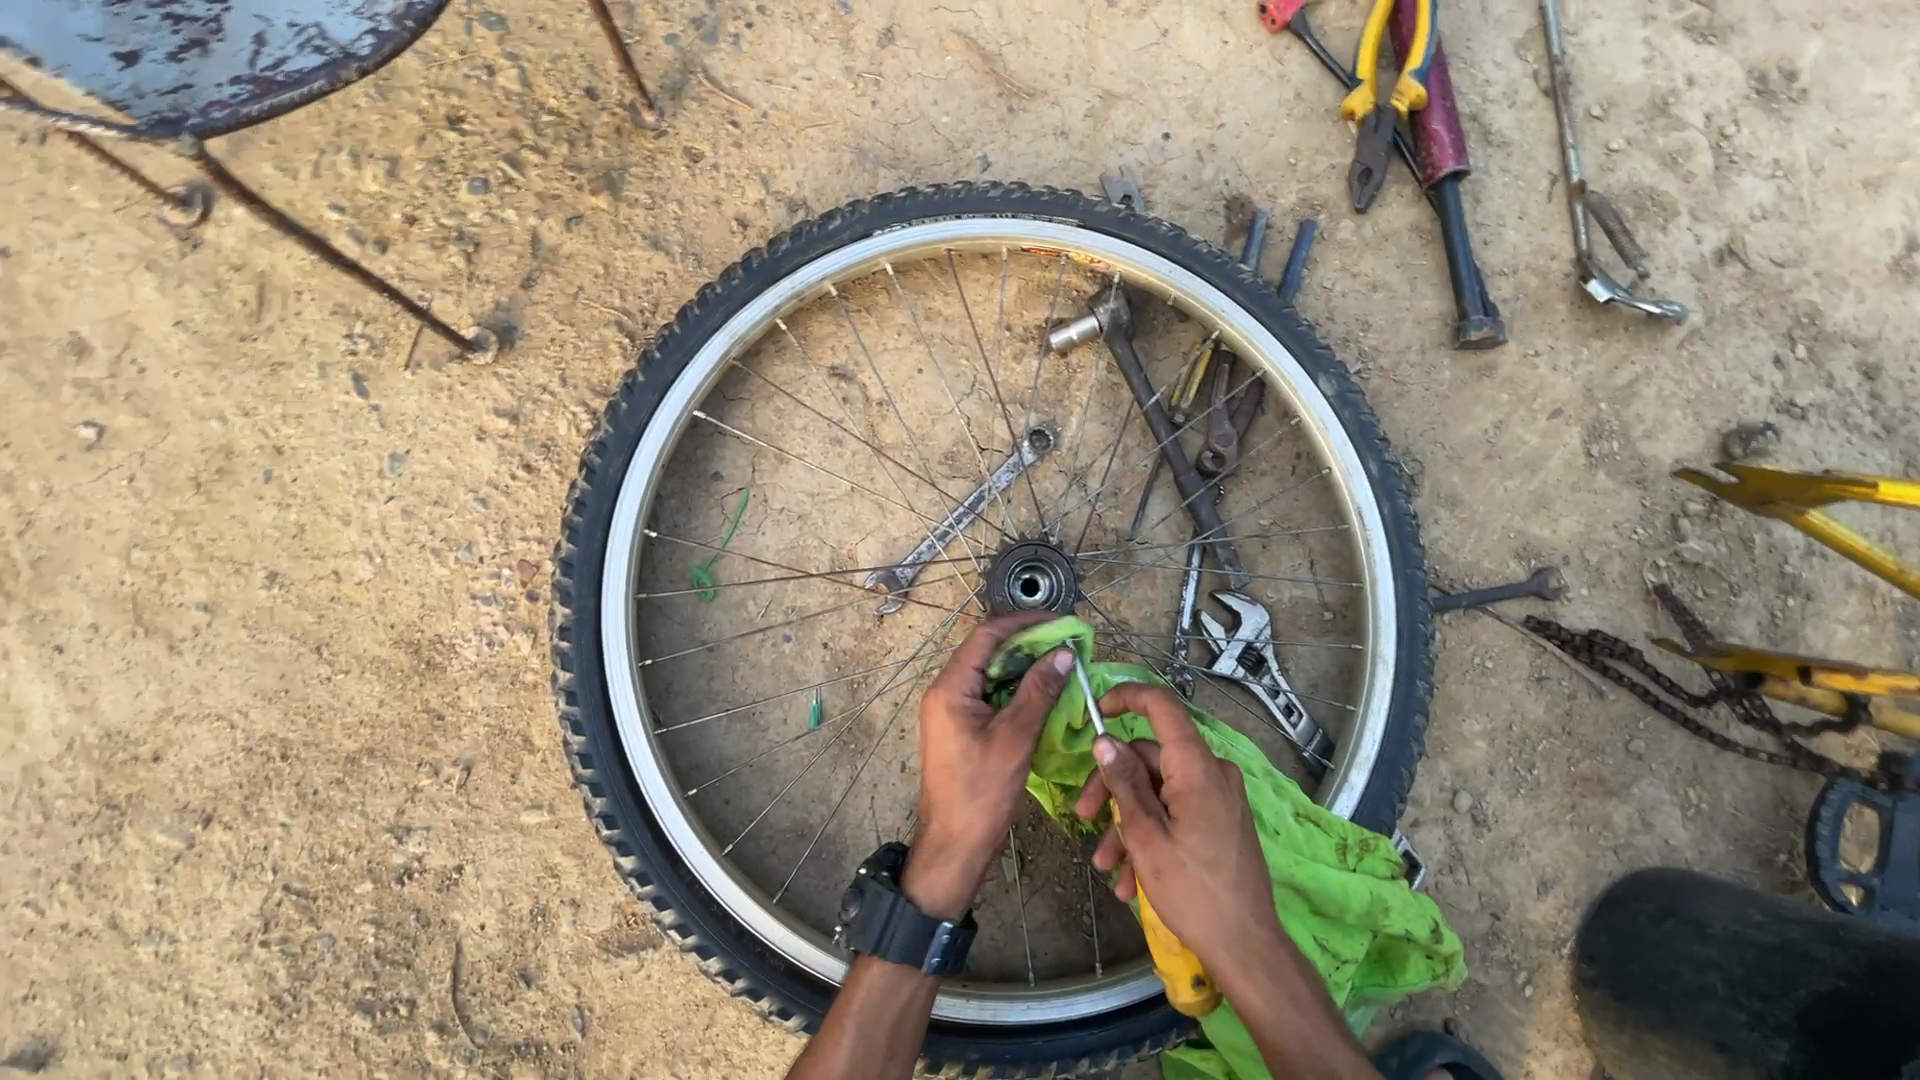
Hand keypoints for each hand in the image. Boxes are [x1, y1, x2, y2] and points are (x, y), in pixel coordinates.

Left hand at [904, 612, 1073, 919]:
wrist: (953, 846)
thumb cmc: (981, 793)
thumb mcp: (1015, 738)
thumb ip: (1039, 691)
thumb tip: (1064, 652)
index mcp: (950, 687)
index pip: (986, 635)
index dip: (1024, 623)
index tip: (1060, 622)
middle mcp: (945, 690)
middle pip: (987, 650)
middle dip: (1027, 643)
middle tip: (1067, 642)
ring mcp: (950, 709)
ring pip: (990, 673)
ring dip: (1024, 666)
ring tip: (1062, 663)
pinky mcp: (960, 726)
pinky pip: (989, 694)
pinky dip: (1015, 689)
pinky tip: (1044, 692)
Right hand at [1073, 682, 1283, 978]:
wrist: (1246, 946)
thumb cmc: (1193, 891)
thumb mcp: (1145, 836)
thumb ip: (1123, 782)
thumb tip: (1104, 740)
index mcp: (1197, 767)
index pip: (1162, 706)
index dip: (1126, 698)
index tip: (1095, 710)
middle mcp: (1212, 772)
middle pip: (1149, 758)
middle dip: (1113, 789)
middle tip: (1085, 818)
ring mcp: (1219, 796)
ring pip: (1157, 790)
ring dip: (1127, 822)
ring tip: (1107, 866)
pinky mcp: (1220, 819)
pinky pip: (1176, 811)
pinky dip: (1150, 835)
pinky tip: (1130, 878)